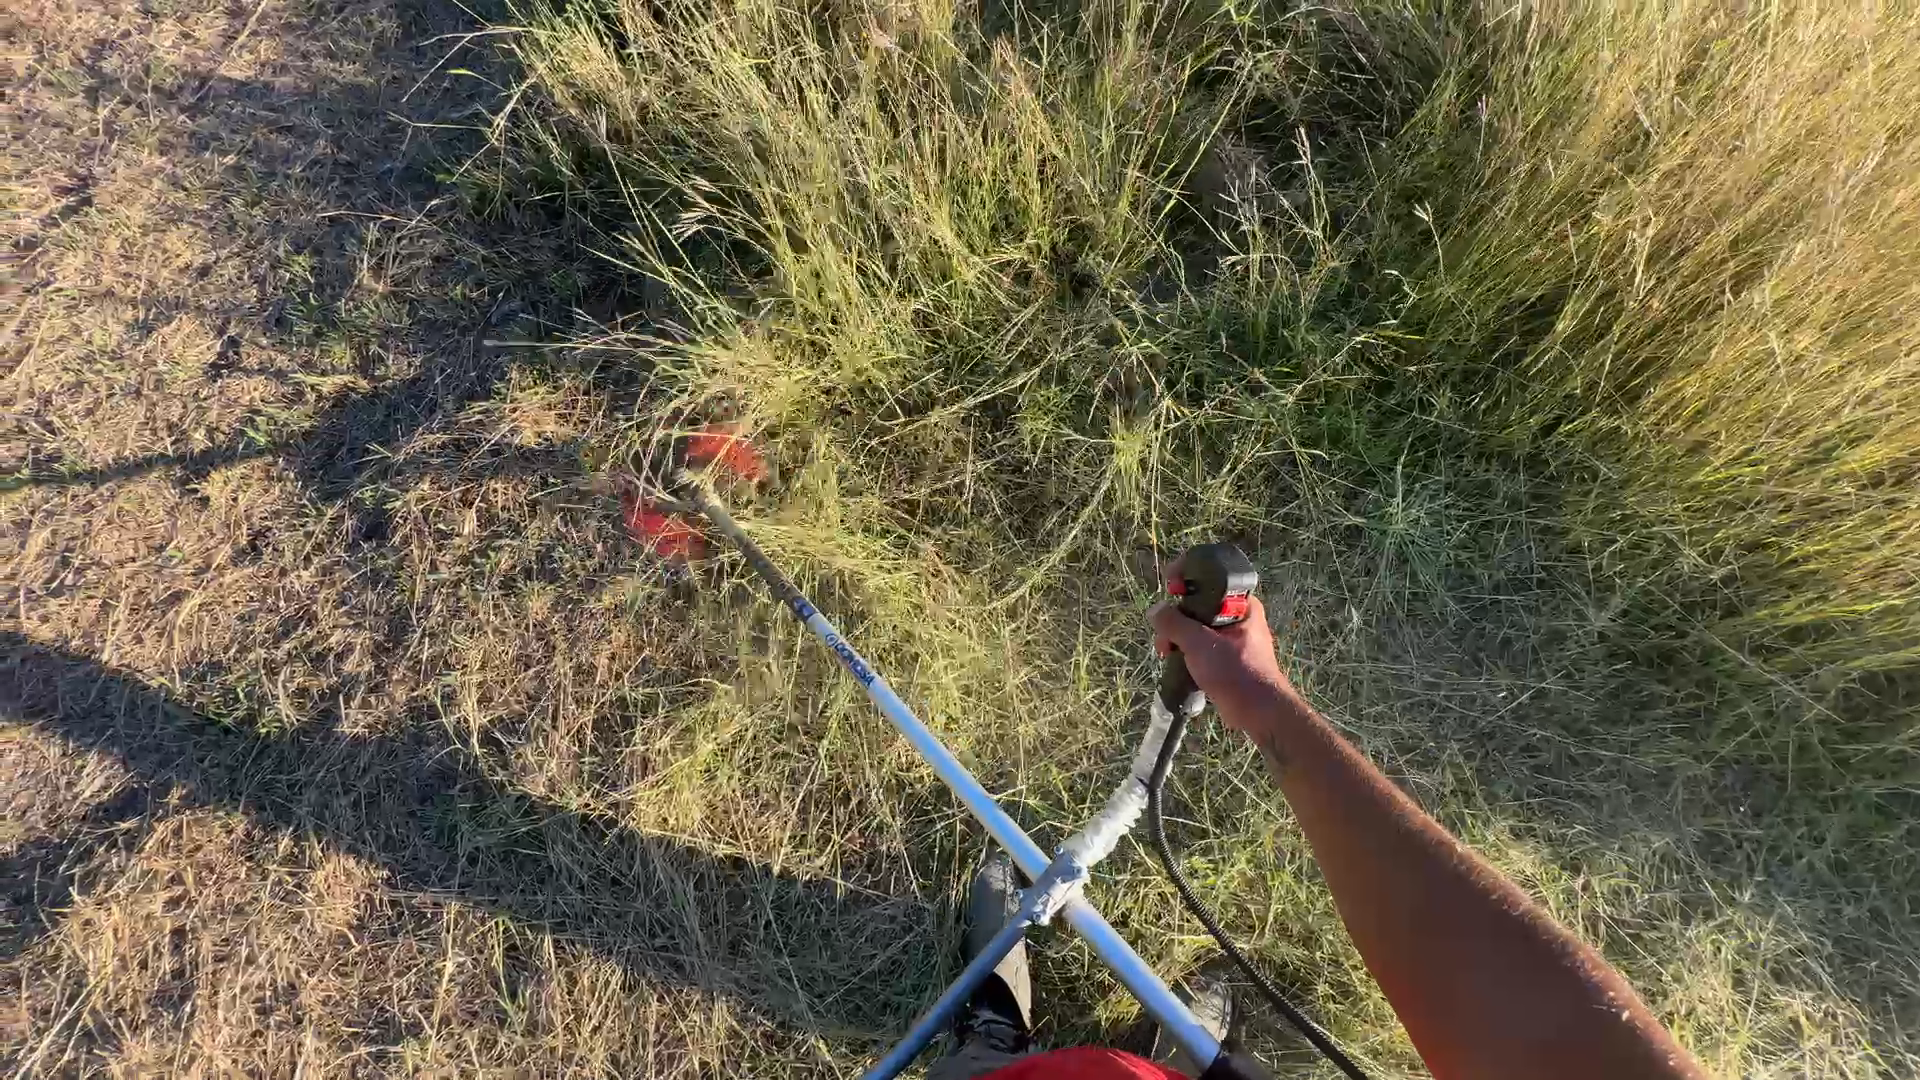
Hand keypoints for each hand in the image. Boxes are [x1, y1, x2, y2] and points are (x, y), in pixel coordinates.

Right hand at [1149, 575, 1297, 735]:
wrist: (1256, 711)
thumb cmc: (1233, 670)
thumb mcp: (1198, 642)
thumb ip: (1173, 622)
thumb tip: (1155, 611)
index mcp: (1241, 604)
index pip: (1210, 580)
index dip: (1187, 580)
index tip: (1171, 589)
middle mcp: (1238, 617)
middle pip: (1197, 606)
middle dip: (1175, 618)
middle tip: (1165, 632)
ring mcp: (1232, 639)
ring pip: (1195, 627)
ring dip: (1177, 637)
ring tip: (1166, 652)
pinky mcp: (1226, 658)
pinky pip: (1200, 645)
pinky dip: (1185, 650)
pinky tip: (1176, 660)